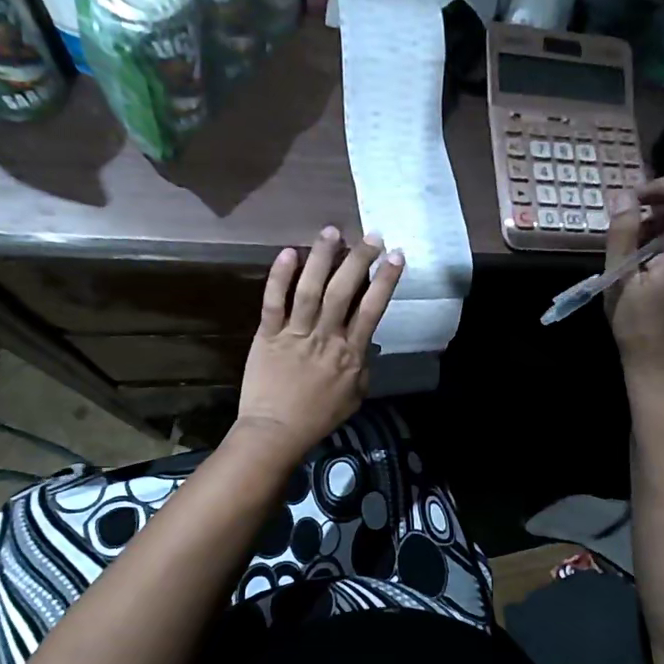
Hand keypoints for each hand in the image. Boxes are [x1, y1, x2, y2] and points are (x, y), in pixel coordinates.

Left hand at [235, 227, 403, 458]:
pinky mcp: (267, 335)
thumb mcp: (355, 395)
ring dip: (322, 257)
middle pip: (344, 291)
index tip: (396, 255)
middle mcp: (326, 337)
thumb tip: (368, 340)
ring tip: (332, 231)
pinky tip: (289, 252)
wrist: (276, 431)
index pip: (372, 309)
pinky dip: (280, 276)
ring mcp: (295, 334)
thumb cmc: (318, 417)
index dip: (385, 280)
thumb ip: (363, 365)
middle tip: (371, 236)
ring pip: (311, 288)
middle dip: (360, 260)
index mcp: (350, 354)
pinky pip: (274, 301)